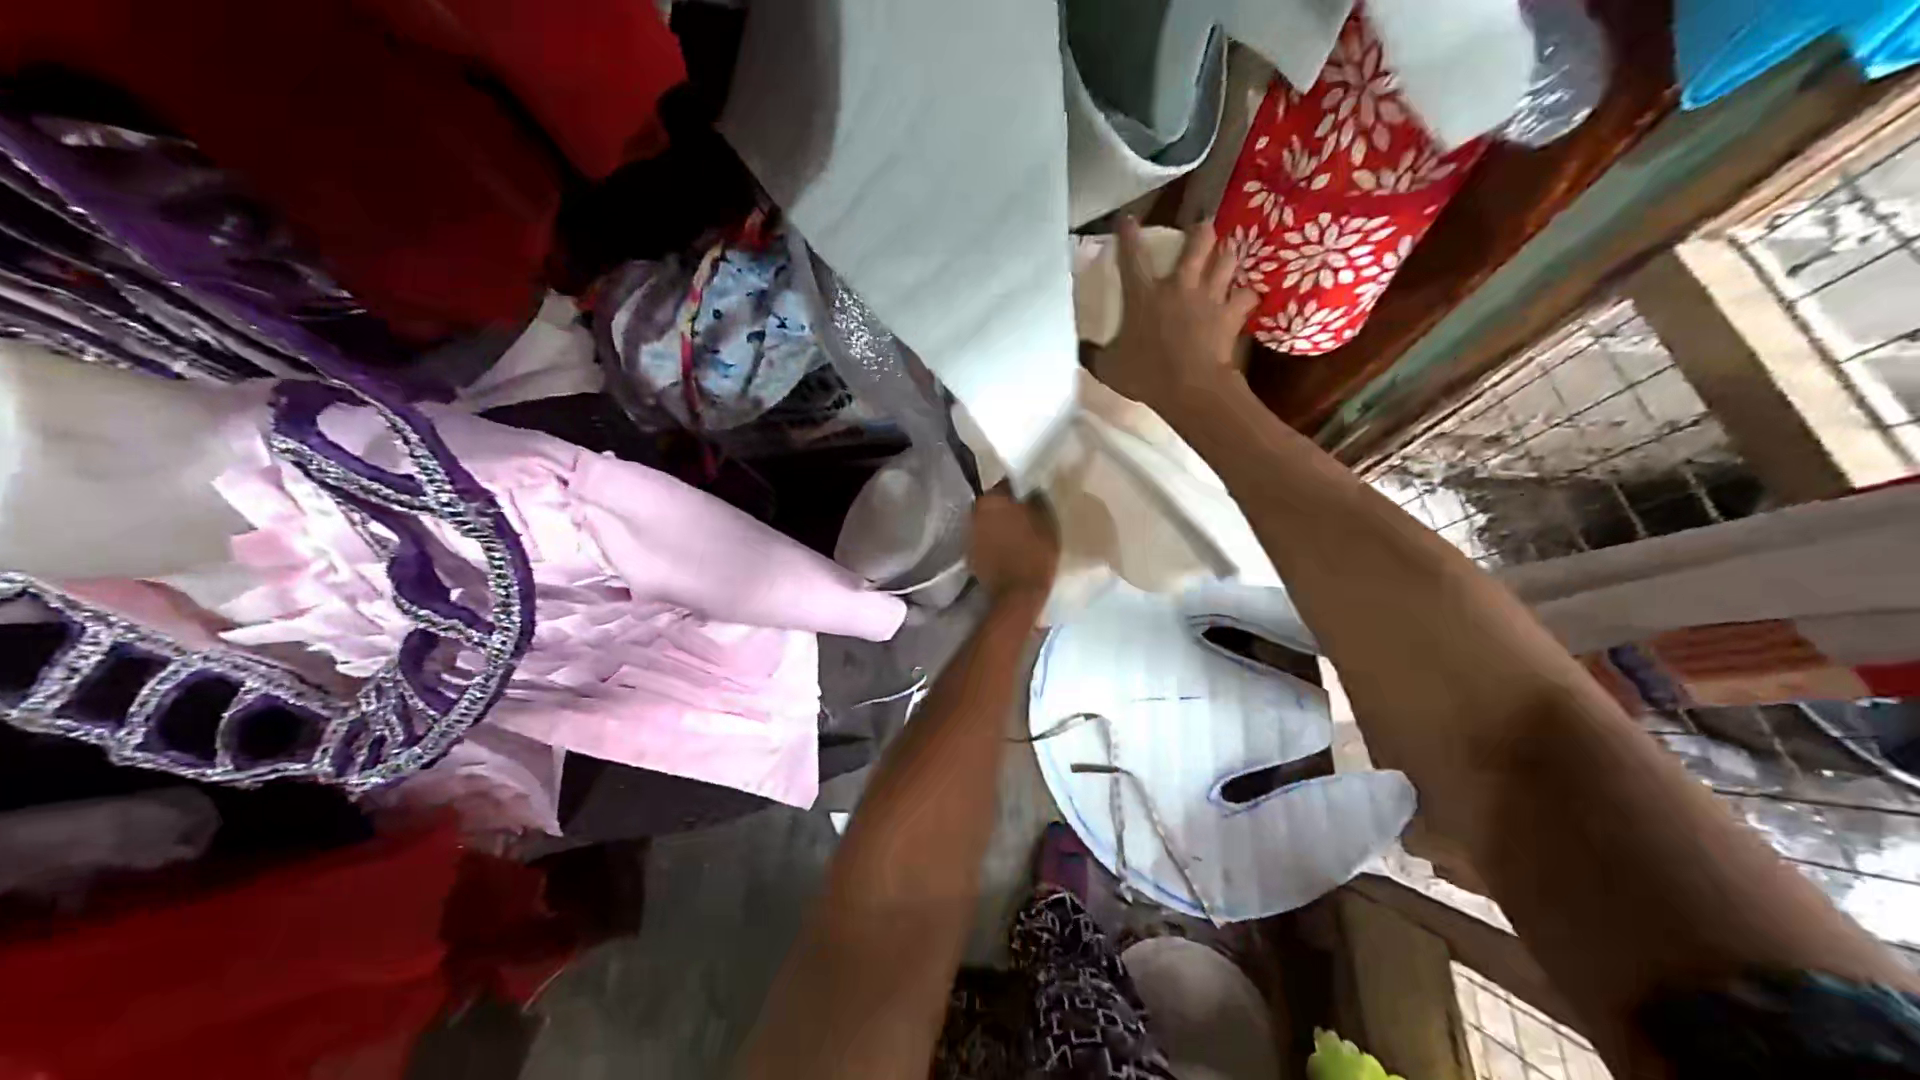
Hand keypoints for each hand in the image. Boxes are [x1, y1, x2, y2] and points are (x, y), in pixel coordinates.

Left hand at [966, 491, 1058, 601]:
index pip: (1009, 484)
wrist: (1018, 593)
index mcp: (992, 498)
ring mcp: (969, 534)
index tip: (1035, 498)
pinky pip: (985, 539)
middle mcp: (974, 511)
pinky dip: (995, 541)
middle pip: (996, 503)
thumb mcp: (1046, 519)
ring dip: (1001, 524)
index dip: (1024, 490)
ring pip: (990, 521)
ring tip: (1020, 534)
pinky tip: (1009, 549)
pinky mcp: (969, 554)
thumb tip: (1031, 489)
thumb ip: (1036, 498)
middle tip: (1029, 516)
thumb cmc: (1036, 553)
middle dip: (1010, 507)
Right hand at [1094, 217, 1258, 419]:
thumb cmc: (1145, 375)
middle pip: (1197, 243)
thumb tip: (1080, 350)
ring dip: (1227, 254)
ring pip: (1227, 259)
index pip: (1132, 256)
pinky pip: (1246, 295)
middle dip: (1200, 230)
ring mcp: (1209, 297)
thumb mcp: (1109, 368)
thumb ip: (1094, 355)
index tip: (1127, 219)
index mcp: (1144, 295)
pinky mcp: (1231, 314)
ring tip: (1226, 255)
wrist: (1189, 388)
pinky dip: (1246, 295)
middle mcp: (1179, 286)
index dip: (1128, 234)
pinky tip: (1244, 298)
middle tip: (1201, 227)